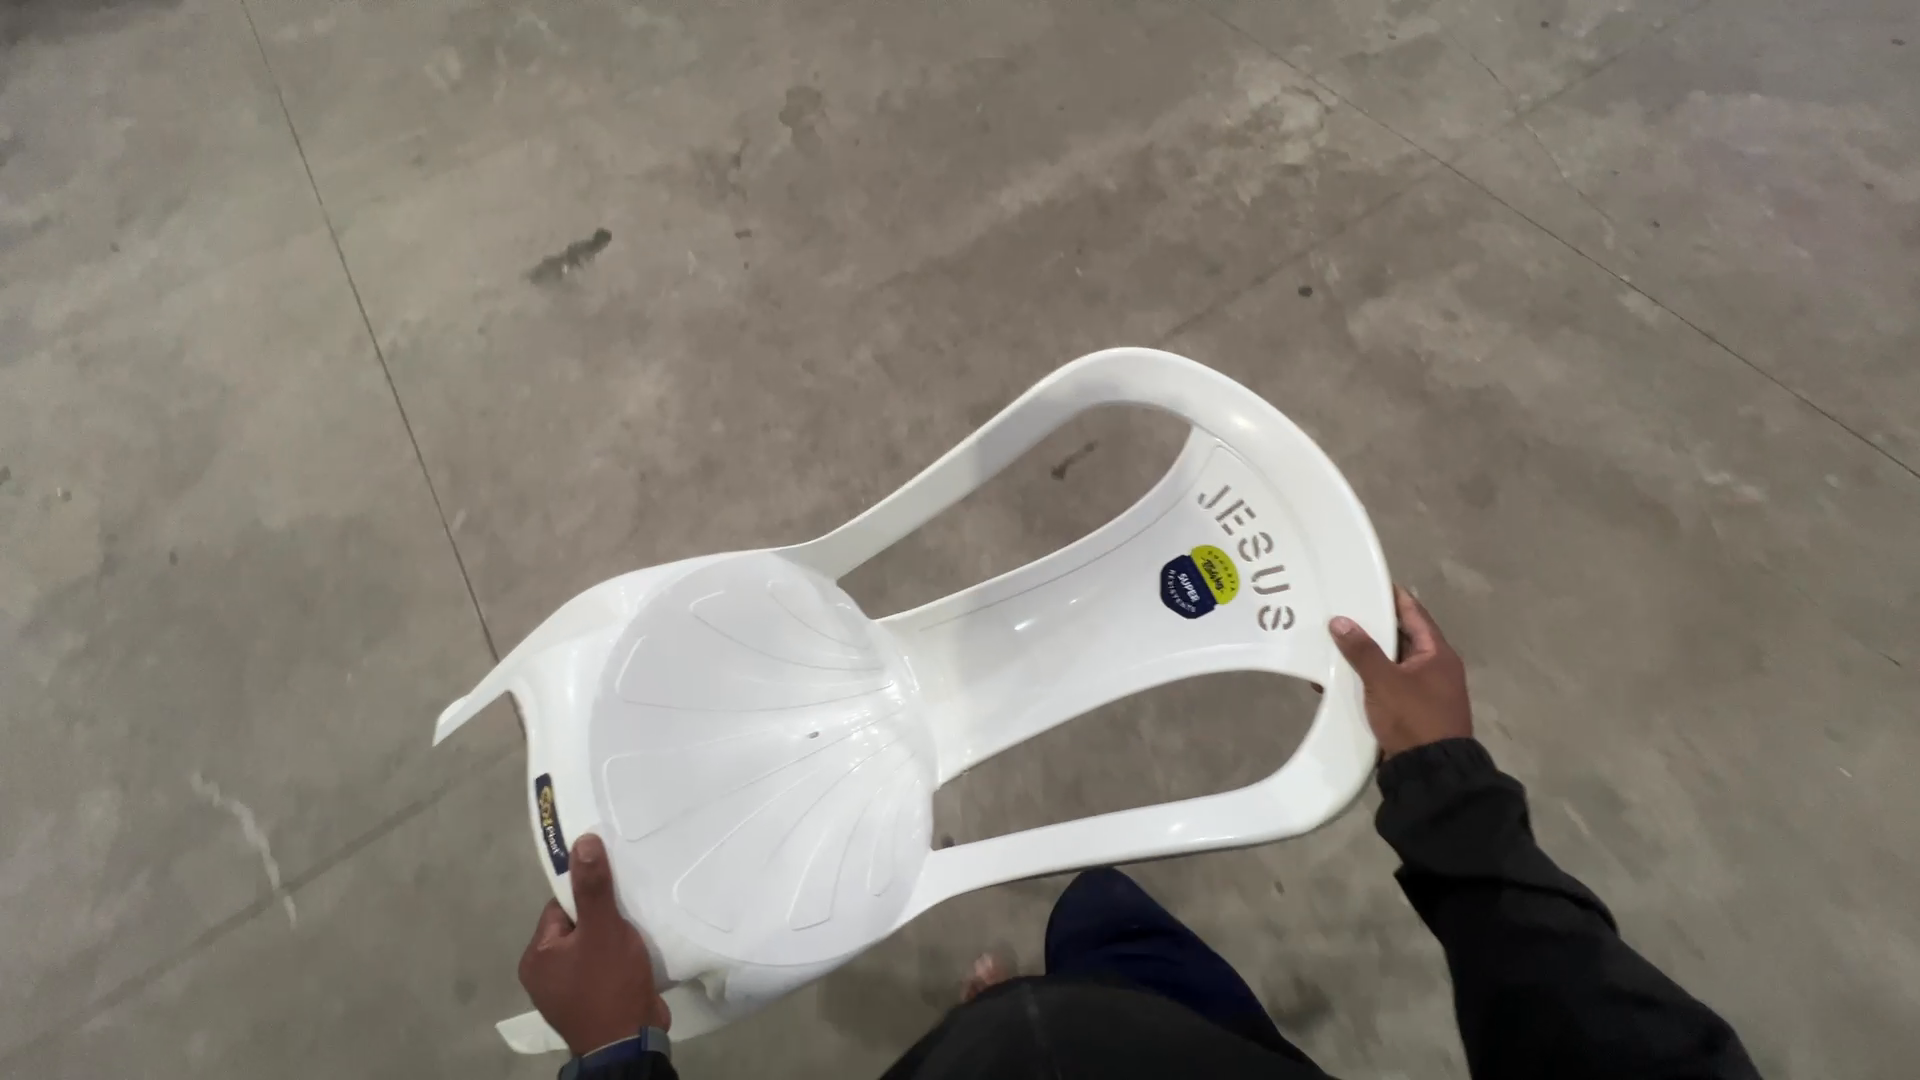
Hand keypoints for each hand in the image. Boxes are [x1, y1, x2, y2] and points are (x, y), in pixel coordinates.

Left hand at [518, 834, 669, 1054]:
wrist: (628, 1040)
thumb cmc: (608, 982)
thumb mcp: (603, 928)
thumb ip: (593, 886)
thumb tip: (582, 842)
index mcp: (538, 956)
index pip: (561, 906)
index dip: (588, 893)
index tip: (616, 887)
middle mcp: (546, 972)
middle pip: (579, 923)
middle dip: (606, 912)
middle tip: (631, 903)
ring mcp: (569, 988)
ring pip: (594, 942)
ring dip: (616, 931)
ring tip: (639, 923)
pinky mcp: (593, 997)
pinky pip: (604, 961)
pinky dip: (621, 952)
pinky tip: (641, 946)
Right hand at [1329, 585, 1471, 756]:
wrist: (1431, 772)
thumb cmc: (1414, 719)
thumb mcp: (1384, 681)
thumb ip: (1362, 651)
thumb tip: (1340, 621)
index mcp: (1437, 654)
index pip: (1414, 614)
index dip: (1393, 596)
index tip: (1369, 581)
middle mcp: (1432, 668)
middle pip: (1398, 637)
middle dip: (1369, 626)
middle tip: (1339, 609)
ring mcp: (1421, 690)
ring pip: (1387, 662)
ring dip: (1362, 654)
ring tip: (1330, 641)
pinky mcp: (1407, 709)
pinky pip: (1381, 683)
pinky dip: (1361, 678)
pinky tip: (1334, 679)